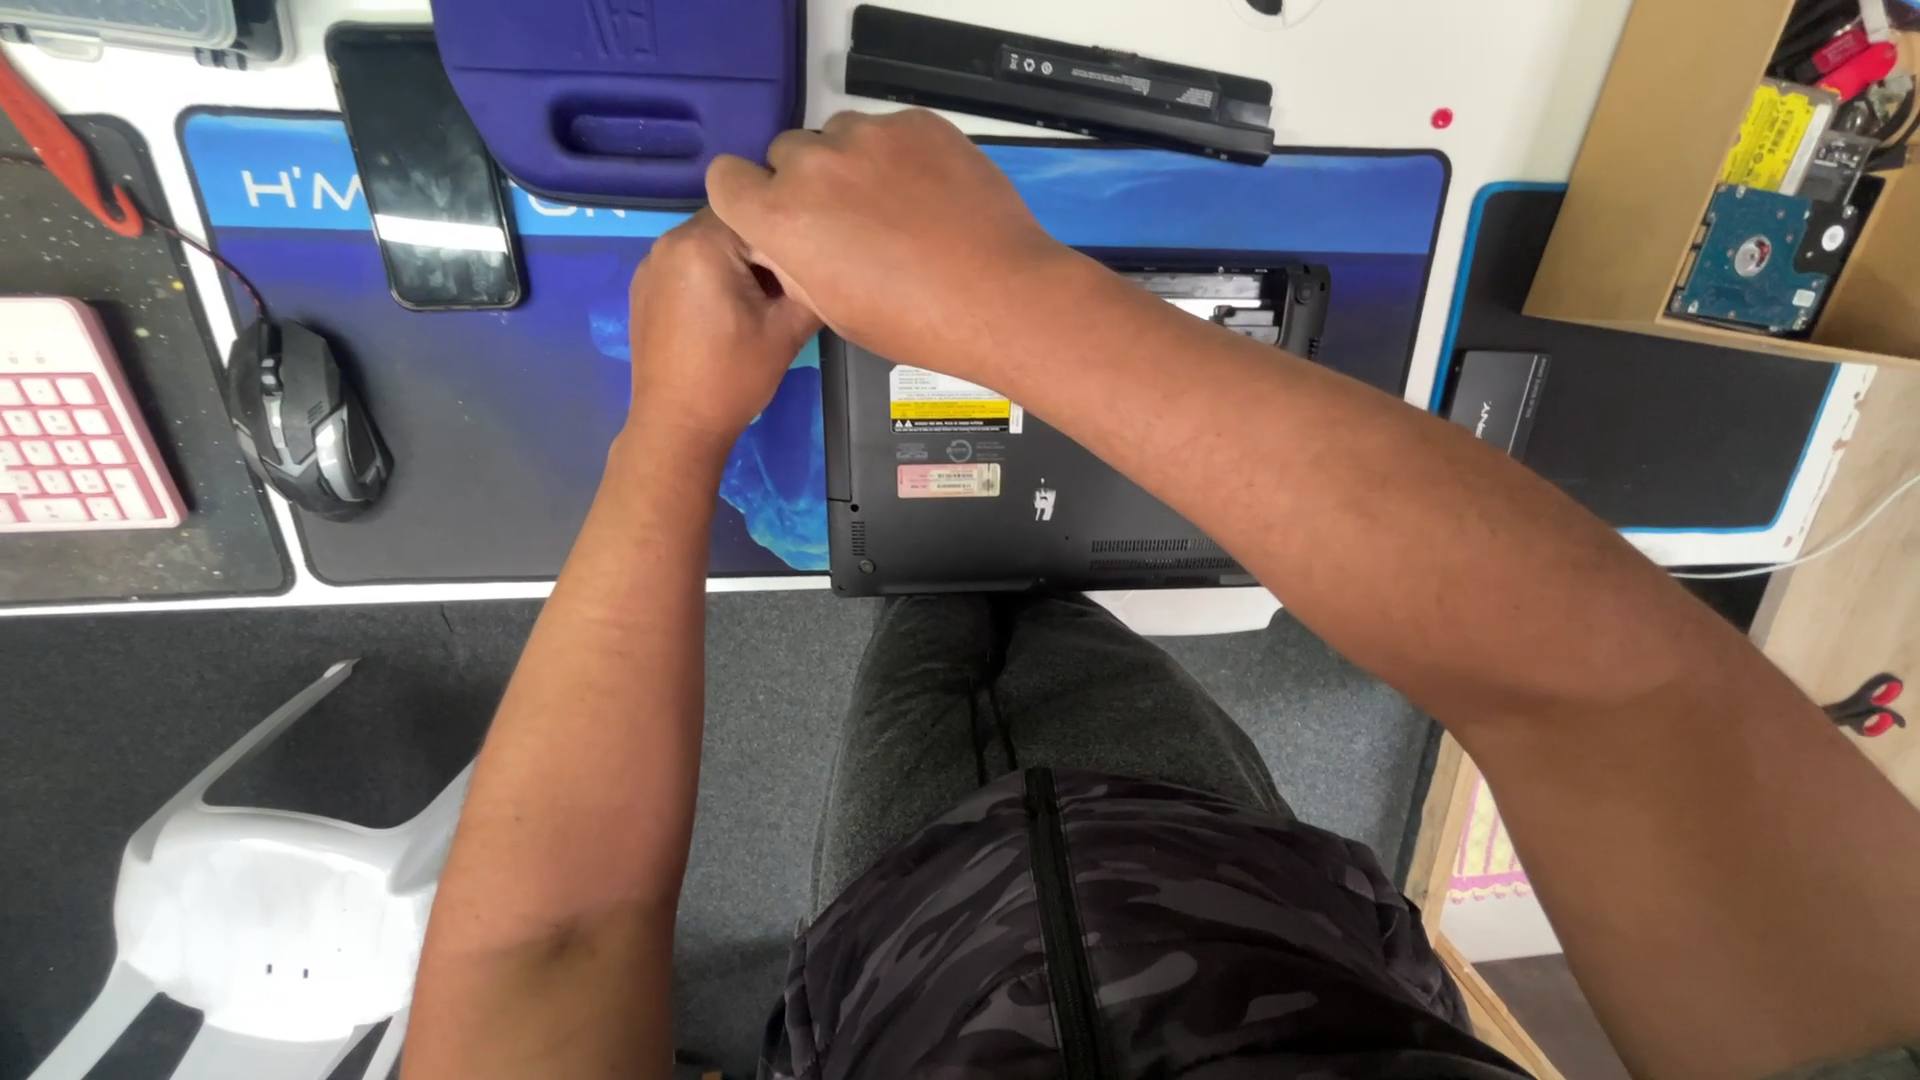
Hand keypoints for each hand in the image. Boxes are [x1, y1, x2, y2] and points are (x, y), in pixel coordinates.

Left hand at [624, 210, 821, 450]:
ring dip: (738, 263)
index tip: (805, 266)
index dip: (788, 234)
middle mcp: (668, 241)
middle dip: (761, 249)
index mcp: (702, 243)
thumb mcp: (788, 332)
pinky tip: (727, 315)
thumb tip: (831, 267)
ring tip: (760, 303)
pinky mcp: (644, 289)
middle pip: (730, 223)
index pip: (757, 209)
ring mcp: (650, 264)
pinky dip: (712, 277)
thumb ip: (812, 287)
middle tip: (786, 288)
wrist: (678, 424)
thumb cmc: (734, 377)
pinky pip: (687, 265)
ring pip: (708, 244)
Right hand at [705, 110, 1075, 375]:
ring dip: (852, 166)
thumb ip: (794, 264)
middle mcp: (817, 167)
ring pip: (838, 137)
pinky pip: (888, 130)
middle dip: (807, 184)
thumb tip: (782, 242)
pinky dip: (899, 156)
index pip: (726, 179)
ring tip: (895, 210)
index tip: (773, 215)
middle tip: (849, 224)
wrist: (998, 297)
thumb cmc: (917, 322)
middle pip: (786, 155)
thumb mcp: (836, 313)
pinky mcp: (917, 124)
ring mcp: (870, 138)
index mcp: (784, 219)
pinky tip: (928, 197)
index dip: (748, 199)